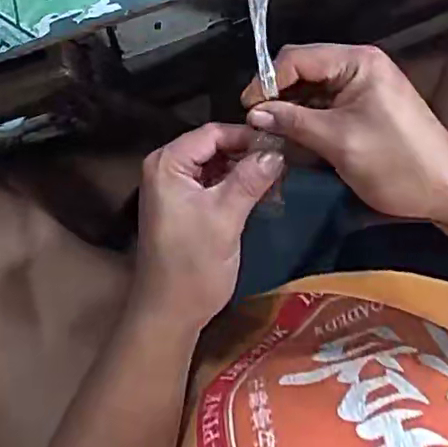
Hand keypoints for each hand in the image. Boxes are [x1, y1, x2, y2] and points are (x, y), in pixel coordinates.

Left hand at [134, 123, 283, 328]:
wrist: (168, 314)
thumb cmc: (192, 264)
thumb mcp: (225, 218)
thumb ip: (249, 180)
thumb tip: (277, 152)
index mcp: (168, 162)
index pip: (212, 133)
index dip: (245, 136)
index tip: (279, 144)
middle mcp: (165, 166)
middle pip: (212, 145)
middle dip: (245, 152)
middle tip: (281, 160)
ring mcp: (172, 186)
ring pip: (213, 163)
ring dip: (242, 169)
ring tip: (275, 175)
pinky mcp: (181, 204)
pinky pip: (210, 182)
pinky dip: (233, 184)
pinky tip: (258, 191)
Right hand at [242, 45, 447, 220]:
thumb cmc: (398, 163)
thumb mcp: (339, 142)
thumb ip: (293, 122)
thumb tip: (253, 113)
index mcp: (357, 61)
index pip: (297, 57)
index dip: (268, 80)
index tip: (249, 109)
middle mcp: (358, 64)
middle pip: (302, 68)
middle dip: (277, 93)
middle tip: (257, 121)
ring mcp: (362, 84)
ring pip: (311, 87)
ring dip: (290, 108)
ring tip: (270, 131)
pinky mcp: (363, 104)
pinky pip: (325, 102)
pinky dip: (307, 117)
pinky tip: (292, 136)